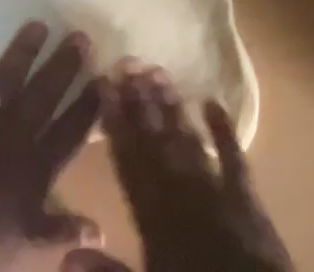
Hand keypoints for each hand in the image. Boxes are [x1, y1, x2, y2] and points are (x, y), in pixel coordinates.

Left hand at [0, 20, 105, 271]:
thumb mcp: (30, 246)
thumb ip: (64, 232)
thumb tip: (102, 230)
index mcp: (35, 167)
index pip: (70, 131)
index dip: (89, 105)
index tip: (104, 78)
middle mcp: (12, 135)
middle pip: (43, 95)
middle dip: (64, 65)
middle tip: (79, 35)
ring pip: (5, 78)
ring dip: (22, 51)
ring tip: (37, 23)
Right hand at [65, 62, 291, 271]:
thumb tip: (65, 257)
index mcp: (152, 217)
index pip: (127, 158)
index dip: (114, 120)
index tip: (103, 83)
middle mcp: (179, 194)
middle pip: (155, 140)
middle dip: (139, 100)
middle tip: (128, 61)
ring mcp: (215, 192)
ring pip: (187, 141)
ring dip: (171, 107)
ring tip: (157, 72)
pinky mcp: (248, 200)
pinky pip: (234, 159)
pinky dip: (223, 130)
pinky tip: (212, 102)